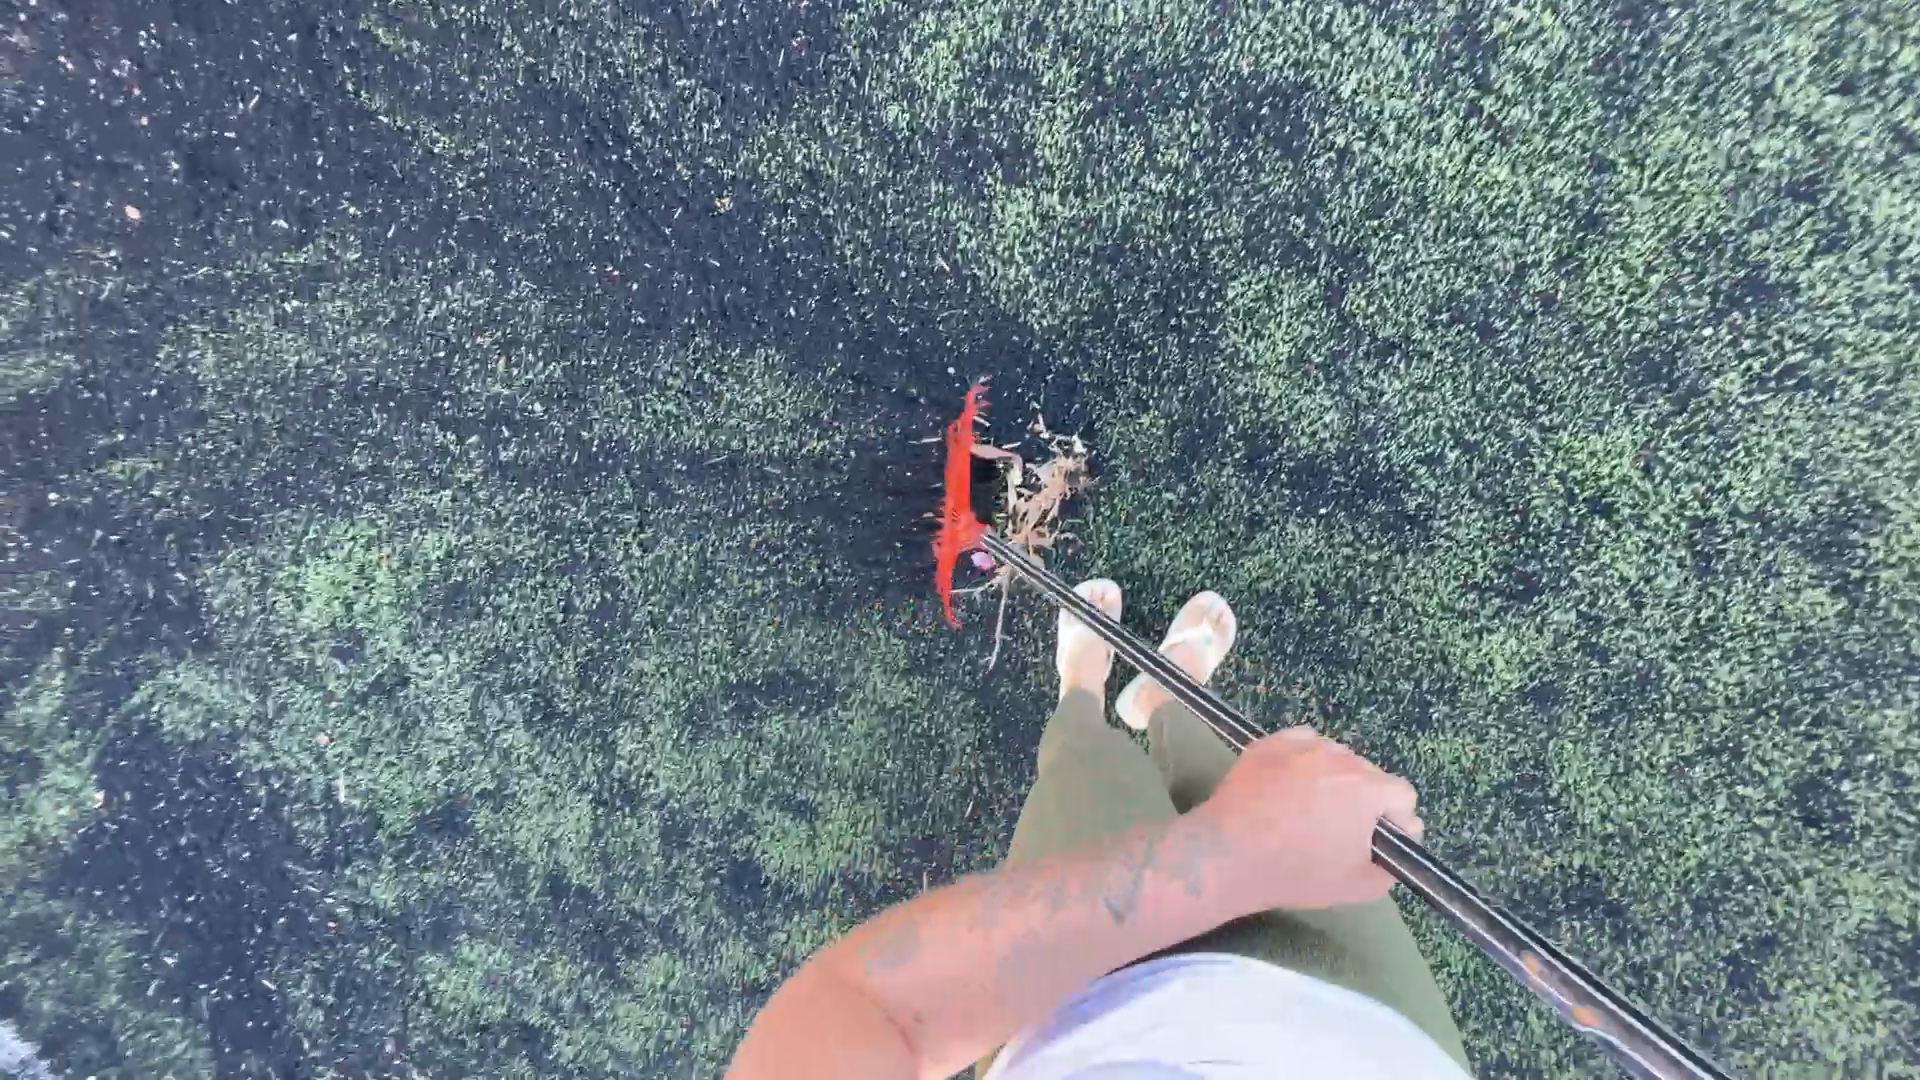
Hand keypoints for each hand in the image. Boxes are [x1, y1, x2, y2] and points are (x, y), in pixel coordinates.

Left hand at [1196, 726, 1422, 912]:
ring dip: (1333, 776)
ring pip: (1334, 755)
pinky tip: (1290, 781)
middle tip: (1341, 825)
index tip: (1378, 838)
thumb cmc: (1297, 872)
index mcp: (1366, 789)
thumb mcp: (1361, 885)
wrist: (1229, 852)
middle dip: (1364, 798)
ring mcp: (1299, 746)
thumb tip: (1402, 837)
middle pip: (1368, 773)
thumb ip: (1394, 861)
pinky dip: (1303, 758)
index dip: (1396, 818)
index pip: (1401, 793)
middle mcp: (1336, 758)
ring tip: (1311, 804)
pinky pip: (1300, 742)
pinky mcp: (1268, 743)